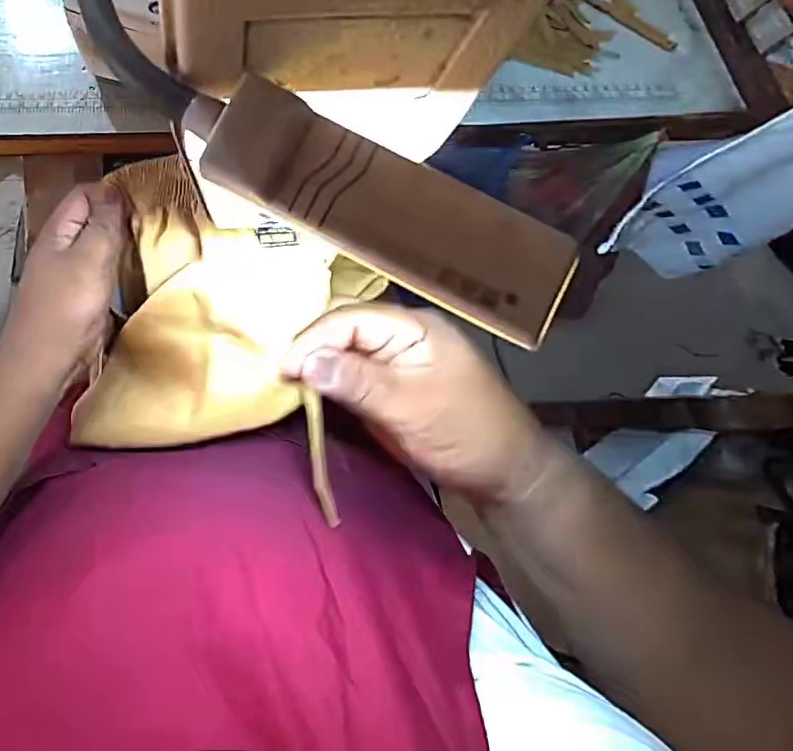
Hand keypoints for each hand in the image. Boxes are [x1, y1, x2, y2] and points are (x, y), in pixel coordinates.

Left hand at [0, 182, 128, 387]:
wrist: (44, 362)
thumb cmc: (67, 308)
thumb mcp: (90, 258)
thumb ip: (103, 223)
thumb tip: (114, 192)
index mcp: (57, 233)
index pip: (84, 195)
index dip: (111, 192)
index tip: (142, 203)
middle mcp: (60, 249)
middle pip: (91, 218)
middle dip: (119, 216)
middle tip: (149, 225)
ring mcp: (68, 273)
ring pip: (97, 244)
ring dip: (119, 242)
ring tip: (146, 244)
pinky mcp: (78, 295)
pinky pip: (100, 269)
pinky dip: (117, 265)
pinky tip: (133, 272)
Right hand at [281, 304, 559, 504]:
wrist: (509, 473)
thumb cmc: (465, 433)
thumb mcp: (408, 407)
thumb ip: (356, 381)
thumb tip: (302, 361)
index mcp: (413, 326)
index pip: (351, 318)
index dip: (314, 340)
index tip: (284, 369)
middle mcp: (405, 333)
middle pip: (347, 327)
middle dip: (314, 347)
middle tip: (283, 377)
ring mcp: (401, 357)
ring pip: (350, 348)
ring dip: (322, 363)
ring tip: (291, 382)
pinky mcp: (397, 381)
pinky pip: (359, 371)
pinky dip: (336, 380)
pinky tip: (317, 391)